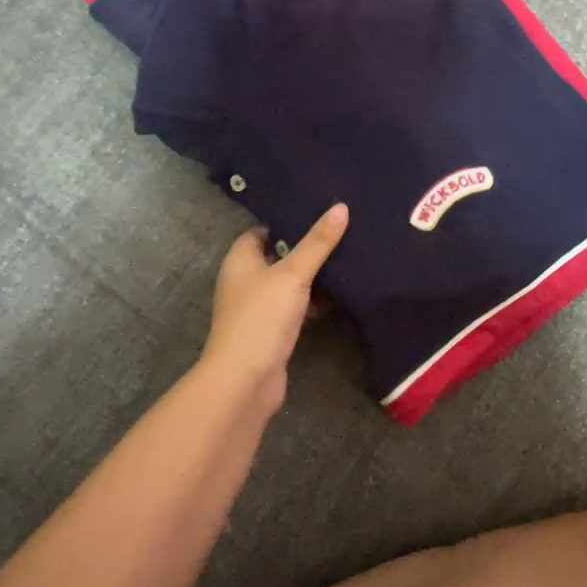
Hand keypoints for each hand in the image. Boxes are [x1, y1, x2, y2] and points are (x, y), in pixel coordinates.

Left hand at [200, 203, 348, 407]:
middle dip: (305, 248)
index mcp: (240, 259)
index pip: (263, 230)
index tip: (319, 213)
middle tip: (340, 233)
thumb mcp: (293, 274)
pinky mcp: (270, 330)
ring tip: (346, 258)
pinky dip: (312, 301)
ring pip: (288, 283)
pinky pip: (294, 306)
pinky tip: (338, 295)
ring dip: (311, 276)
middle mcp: (244, 280)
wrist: (246, 380)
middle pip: (278, 256)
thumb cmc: (262, 317)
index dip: (288, 221)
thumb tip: (341, 206)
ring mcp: (257, 307)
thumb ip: (317, 242)